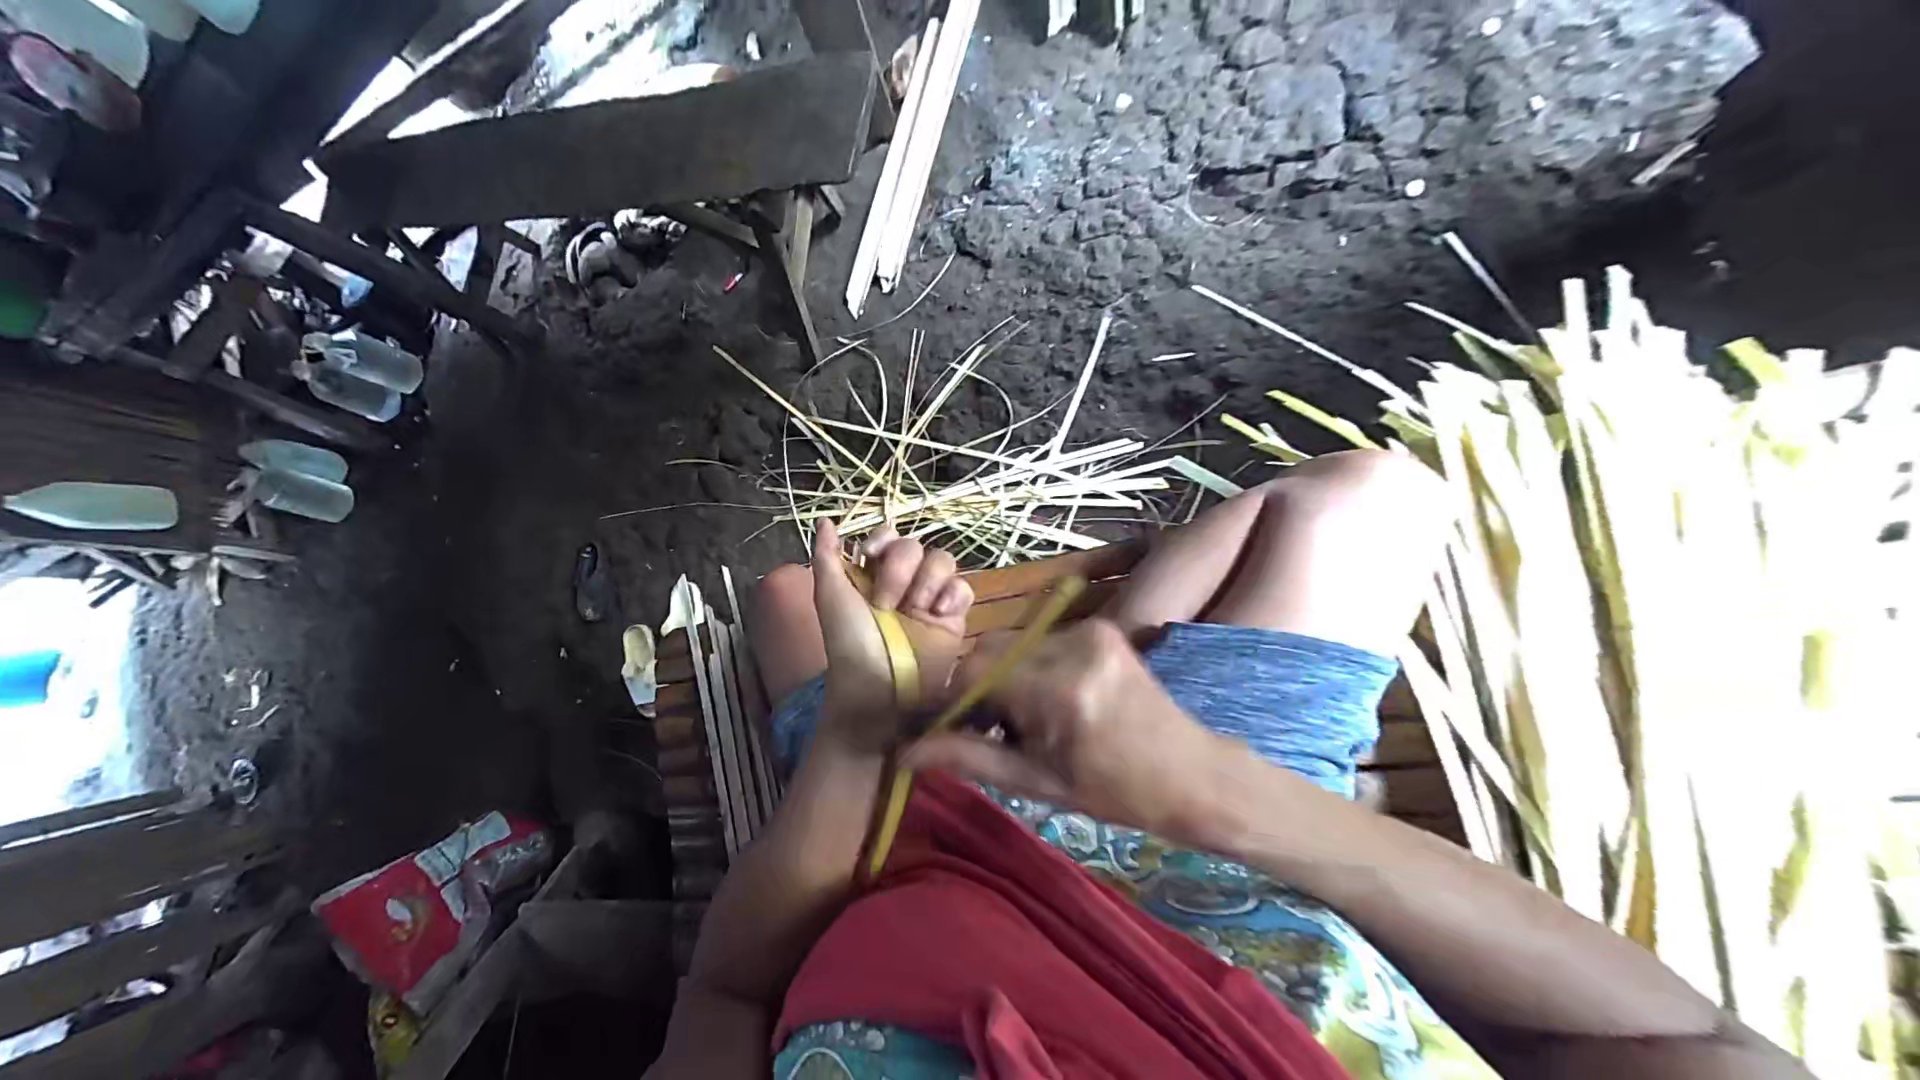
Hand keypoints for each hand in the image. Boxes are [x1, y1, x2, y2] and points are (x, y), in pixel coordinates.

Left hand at [810, 520, 972, 753]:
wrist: (878, 690)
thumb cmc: (849, 644)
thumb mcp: (830, 597)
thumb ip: (827, 557)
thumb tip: (825, 519)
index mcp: (873, 575)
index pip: (889, 537)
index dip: (884, 539)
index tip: (871, 554)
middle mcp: (903, 583)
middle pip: (915, 546)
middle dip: (899, 569)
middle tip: (886, 604)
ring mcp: (930, 599)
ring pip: (943, 561)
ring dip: (926, 580)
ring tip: (915, 610)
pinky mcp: (954, 618)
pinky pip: (964, 588)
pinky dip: (953, 595)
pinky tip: (938, 614)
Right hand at [902, 618, 1247, 847]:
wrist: (1192, 774)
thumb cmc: (1115, 792)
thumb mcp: (1037, 783)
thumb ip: (968, 758)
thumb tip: (905, 754)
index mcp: (1060, 692)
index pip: (974, 670)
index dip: (953, 698)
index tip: (953, 729)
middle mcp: (1074, 647)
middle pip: (991, 650)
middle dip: (979, 687)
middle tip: (993, 730)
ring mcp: (1092, 631)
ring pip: (1014, 644)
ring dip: (1005, 678)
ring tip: (1028, 721)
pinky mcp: (1102, 627)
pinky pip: (1041, 640)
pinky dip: (1031, 668)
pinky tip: (1051, 702)